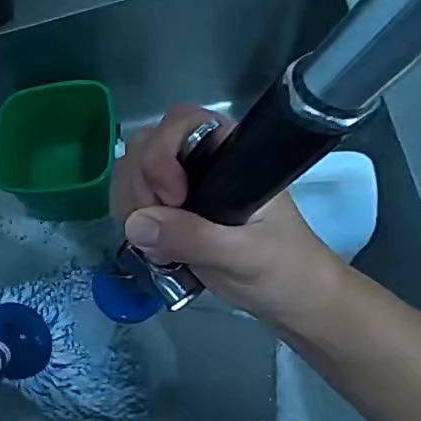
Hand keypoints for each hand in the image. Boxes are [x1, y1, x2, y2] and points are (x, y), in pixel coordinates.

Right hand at [113, 104, 347, 325]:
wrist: (290, 298)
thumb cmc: (284, 267)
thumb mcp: (245, 254)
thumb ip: (193, 238)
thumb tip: (137, 223)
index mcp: (230, 151)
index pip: (181, 122)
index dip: (164, 153)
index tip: (175, 198)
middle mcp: (201, 159)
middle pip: (146, 145)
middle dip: (142, 185)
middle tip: (162, 228)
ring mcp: (181, 185)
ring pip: (132, 172)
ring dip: (131, 206)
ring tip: (159, 245)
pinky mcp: (168, 212)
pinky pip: (131, 202)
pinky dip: (131, 222)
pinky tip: (152, 249)